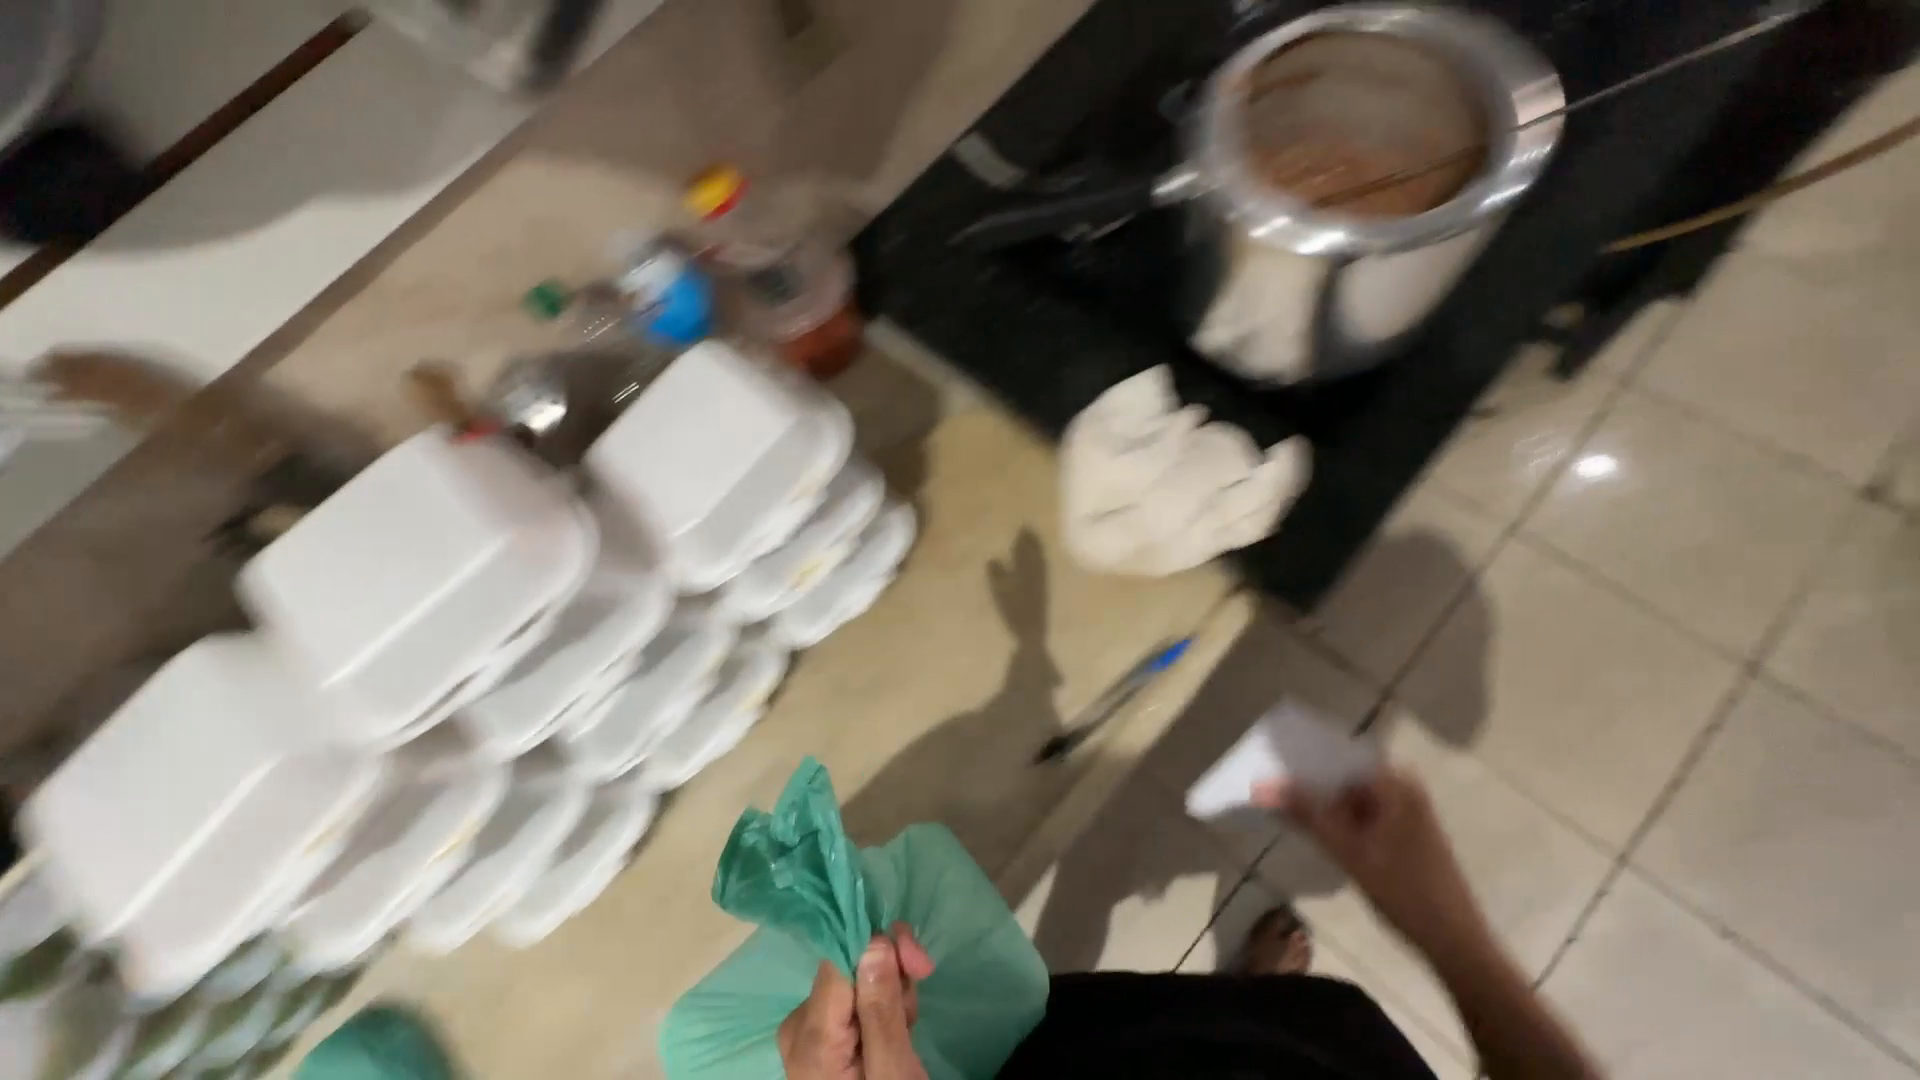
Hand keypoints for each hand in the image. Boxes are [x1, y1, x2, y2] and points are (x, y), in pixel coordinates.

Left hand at [777, 924, 933, 1079]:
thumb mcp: (893, 1074)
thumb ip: (881, 1011)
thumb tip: (874, 942)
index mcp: (810, 1035)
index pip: (839, 956)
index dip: (882, 946)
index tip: (920, 963)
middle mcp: (798, 1023)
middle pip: (849, 965)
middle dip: (892, 975)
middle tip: (917, 1004)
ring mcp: (805, 1030)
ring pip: (854, 978)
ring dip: (890, 993)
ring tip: (905, 1027)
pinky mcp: (817, 1034)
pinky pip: (850, 998)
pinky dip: (879, 1006)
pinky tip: (891, 1031)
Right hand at [1255, 768, 1489, 963]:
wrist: (1457, 944)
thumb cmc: (1406, 893)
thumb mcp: (1349, 853)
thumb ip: (1306, 815)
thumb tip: (1261, 786)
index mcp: (1396, 784)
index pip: (1338, 755)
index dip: (1301, 758)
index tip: (1267, 762)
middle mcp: (1403, 788)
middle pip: (1343, 774)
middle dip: (1307, 781)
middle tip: (1268, 786)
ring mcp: (1405, 811)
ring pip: (1350, 796)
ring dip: (1320, 802)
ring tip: (1281, 804)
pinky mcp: (1403, 832)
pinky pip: (1361, 812)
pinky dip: (1337, 818)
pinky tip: (1312, 827)